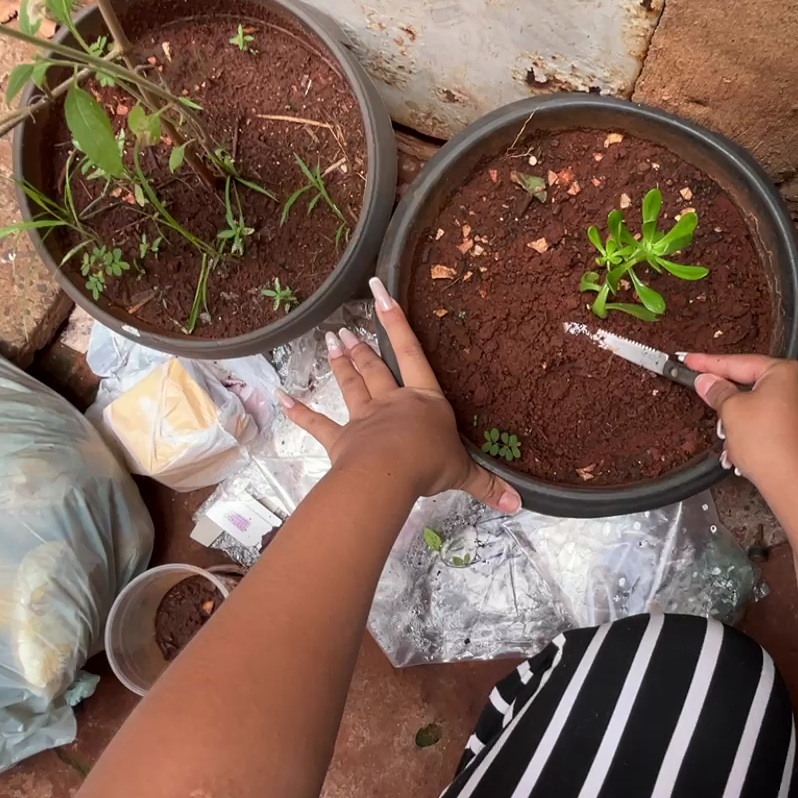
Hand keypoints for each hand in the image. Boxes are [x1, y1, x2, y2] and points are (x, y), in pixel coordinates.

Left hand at [281, 278, 521, 511]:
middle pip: (376, 369)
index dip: (397, 323)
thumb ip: (488, 485)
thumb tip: (518, 503)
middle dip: (363, 347)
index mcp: (425, 402)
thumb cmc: (430, 464)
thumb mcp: (464, 473)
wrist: (391, 474)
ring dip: (341, 365)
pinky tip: (280, 396)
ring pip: (351, 386)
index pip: (413, 355)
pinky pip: (318, 424)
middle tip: (346, 328)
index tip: (381, 294)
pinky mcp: (342, 440)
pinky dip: (298, 411)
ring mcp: (364, 419)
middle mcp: (393, 403)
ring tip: (330, 342)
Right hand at [681, 353, 797, 493]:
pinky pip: (773, 427)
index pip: (739, 362)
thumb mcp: (732, 412)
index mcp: (785, 372)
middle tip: (708, 403)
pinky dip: (756, 436)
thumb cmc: (768, 443)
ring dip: (740, 425)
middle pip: (753, 386)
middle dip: (728, 402)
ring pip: (761, 410)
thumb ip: (717, 392)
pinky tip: (743, 455)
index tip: (689, 361)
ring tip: (729, 444)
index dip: (708, 363)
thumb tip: (706, 381)